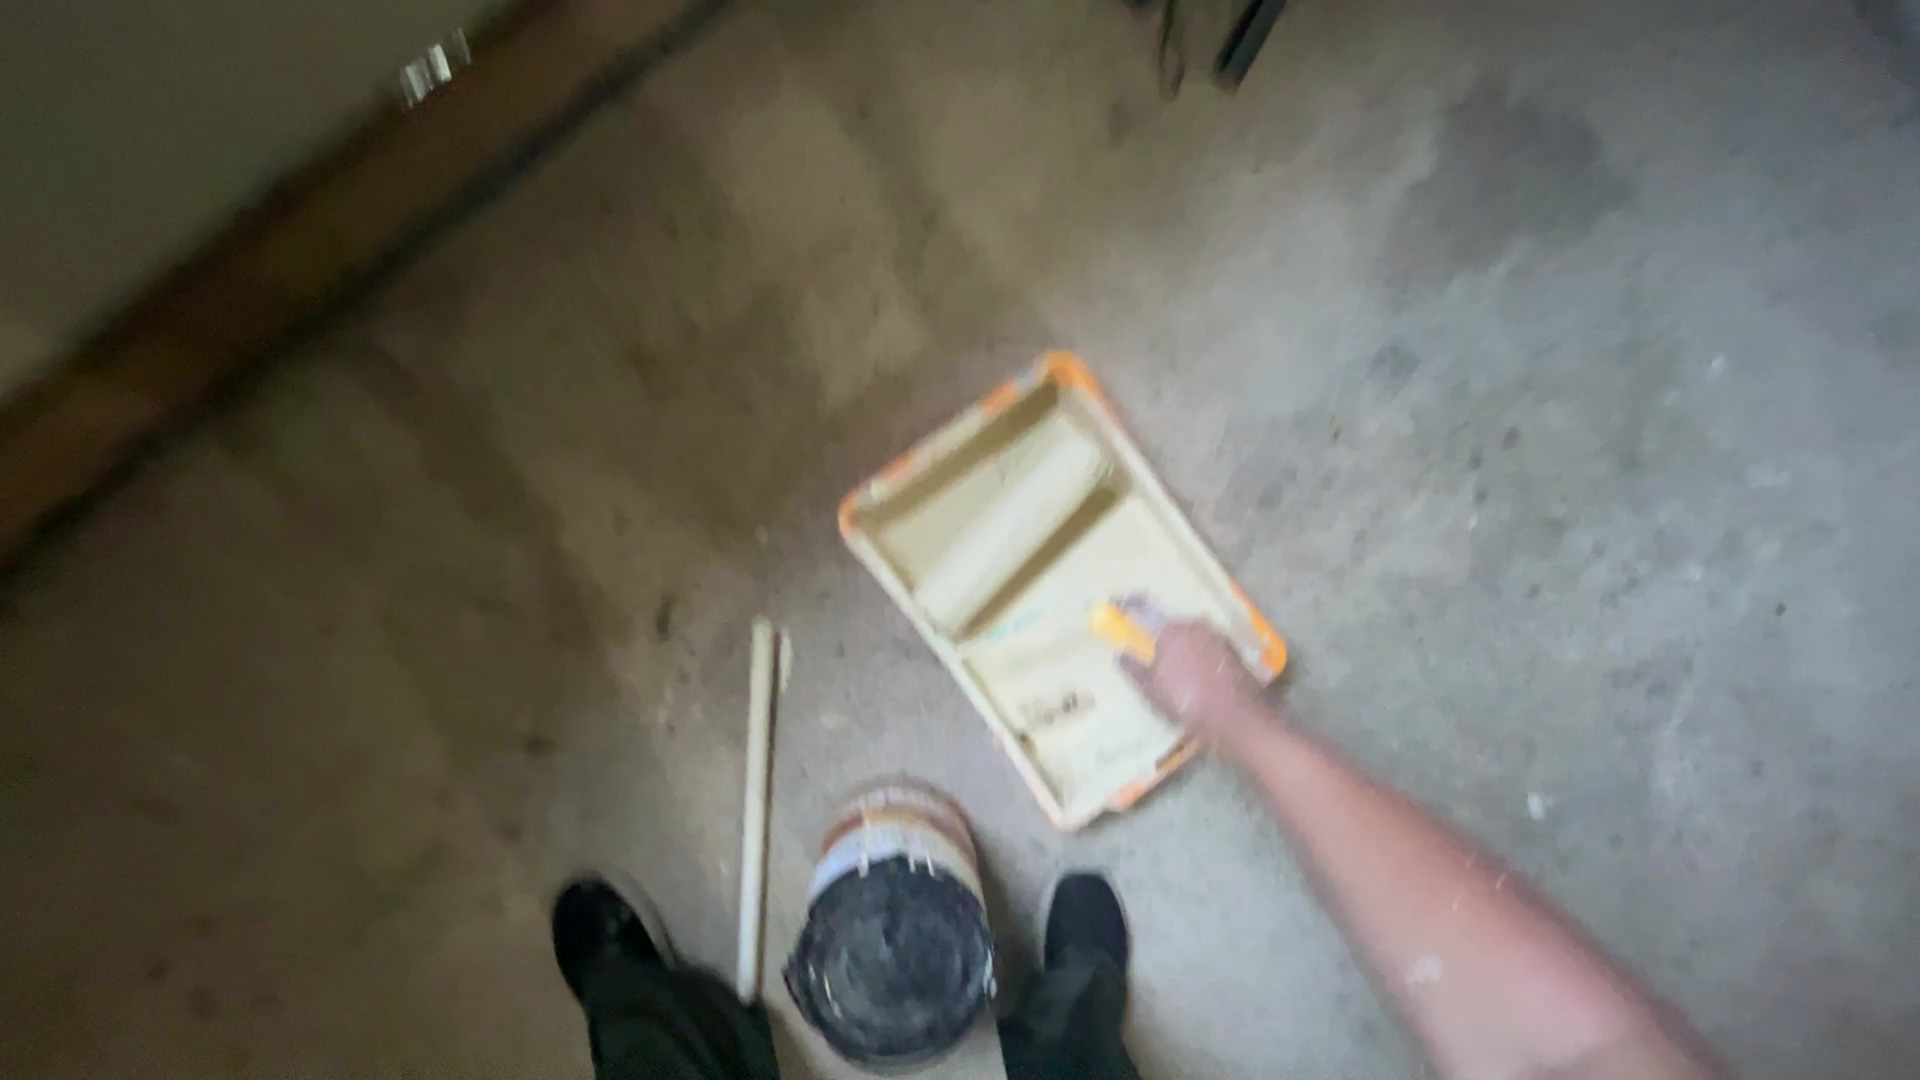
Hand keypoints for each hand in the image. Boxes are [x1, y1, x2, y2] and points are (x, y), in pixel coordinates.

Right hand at [1112, 596, 1277, 743]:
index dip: (1127, 604)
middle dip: (1160, 636)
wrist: (1237, 717)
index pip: (1143, 608)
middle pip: (1171, 624)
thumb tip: (1120, 654)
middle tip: (1154, 656)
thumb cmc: (1187, 701)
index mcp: (1170, 630)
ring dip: (1183, 647)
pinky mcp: (1235, 650)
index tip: (1117, 602)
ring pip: (1192, 635)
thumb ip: (1134, 669)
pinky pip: (1209, 647)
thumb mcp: (1151, 690)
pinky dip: (1201, 656)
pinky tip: (1200, 678)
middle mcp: (1195, 625)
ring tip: (1180, 673)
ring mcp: (1218, 636)